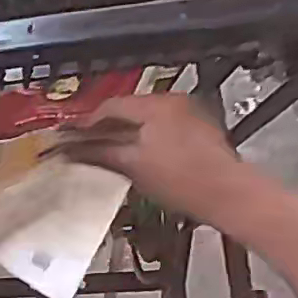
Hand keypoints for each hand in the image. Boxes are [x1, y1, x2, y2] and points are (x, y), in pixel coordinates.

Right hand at [61, 93, 262, 224]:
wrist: (226, 195)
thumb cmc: (180, 180)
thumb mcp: (131, 166)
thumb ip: (99, 153)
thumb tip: (72, 150)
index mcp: (156, 105)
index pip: (111, 106)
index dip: (87, 122)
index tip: (70, 135)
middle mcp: (174, 102)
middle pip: (128, 109)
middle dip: (104, 127)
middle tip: (84, 144)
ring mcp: (188, 114)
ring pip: (144, 118)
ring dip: (123, 132)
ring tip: (105, 150)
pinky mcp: (197, 129)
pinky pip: (161, 126)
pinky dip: (143, 137)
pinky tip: (134, 154)